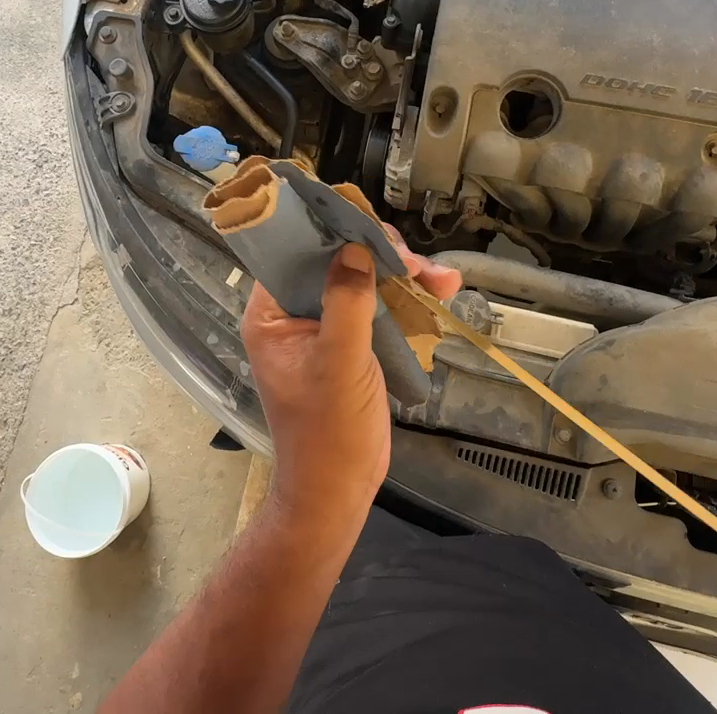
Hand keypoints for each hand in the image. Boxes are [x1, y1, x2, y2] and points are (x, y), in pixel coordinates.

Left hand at [240, 238, 460, 533]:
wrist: (341, 489)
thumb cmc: (328, 432)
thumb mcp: (338, 363)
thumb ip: (346, 303)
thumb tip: (355, 248)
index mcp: (271, 314)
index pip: (295, 252)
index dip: (333, 232)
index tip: (373, 227)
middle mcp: (293, 313)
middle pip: (337, 261)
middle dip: (381, 255)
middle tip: (418, 264)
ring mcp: (325, 326)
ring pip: (364, 280)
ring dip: (404, 276)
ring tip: (445, 279)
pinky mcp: (353, 342)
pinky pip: (379, 306)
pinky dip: (409, 299)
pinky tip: (441, 292)